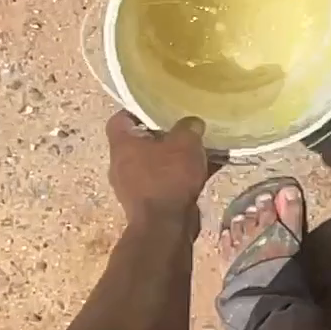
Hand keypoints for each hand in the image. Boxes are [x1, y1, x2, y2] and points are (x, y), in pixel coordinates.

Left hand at [105, 112, 212, 231]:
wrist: (165, 226)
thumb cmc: (169, 177)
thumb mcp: (185, 142)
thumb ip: (188, 126)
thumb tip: (191, 123)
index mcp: (123, 146)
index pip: (120, 119)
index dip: (137, 109)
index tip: (159, 103)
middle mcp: (122, 164)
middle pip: (141, 140)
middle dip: (164, 132)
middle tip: (186, 124)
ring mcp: (134, 185)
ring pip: (156, 161)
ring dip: (176, 155)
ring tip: (202, 147)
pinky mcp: (150, 201)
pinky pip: (168, 179)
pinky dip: (184, 173)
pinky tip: (209, 168)